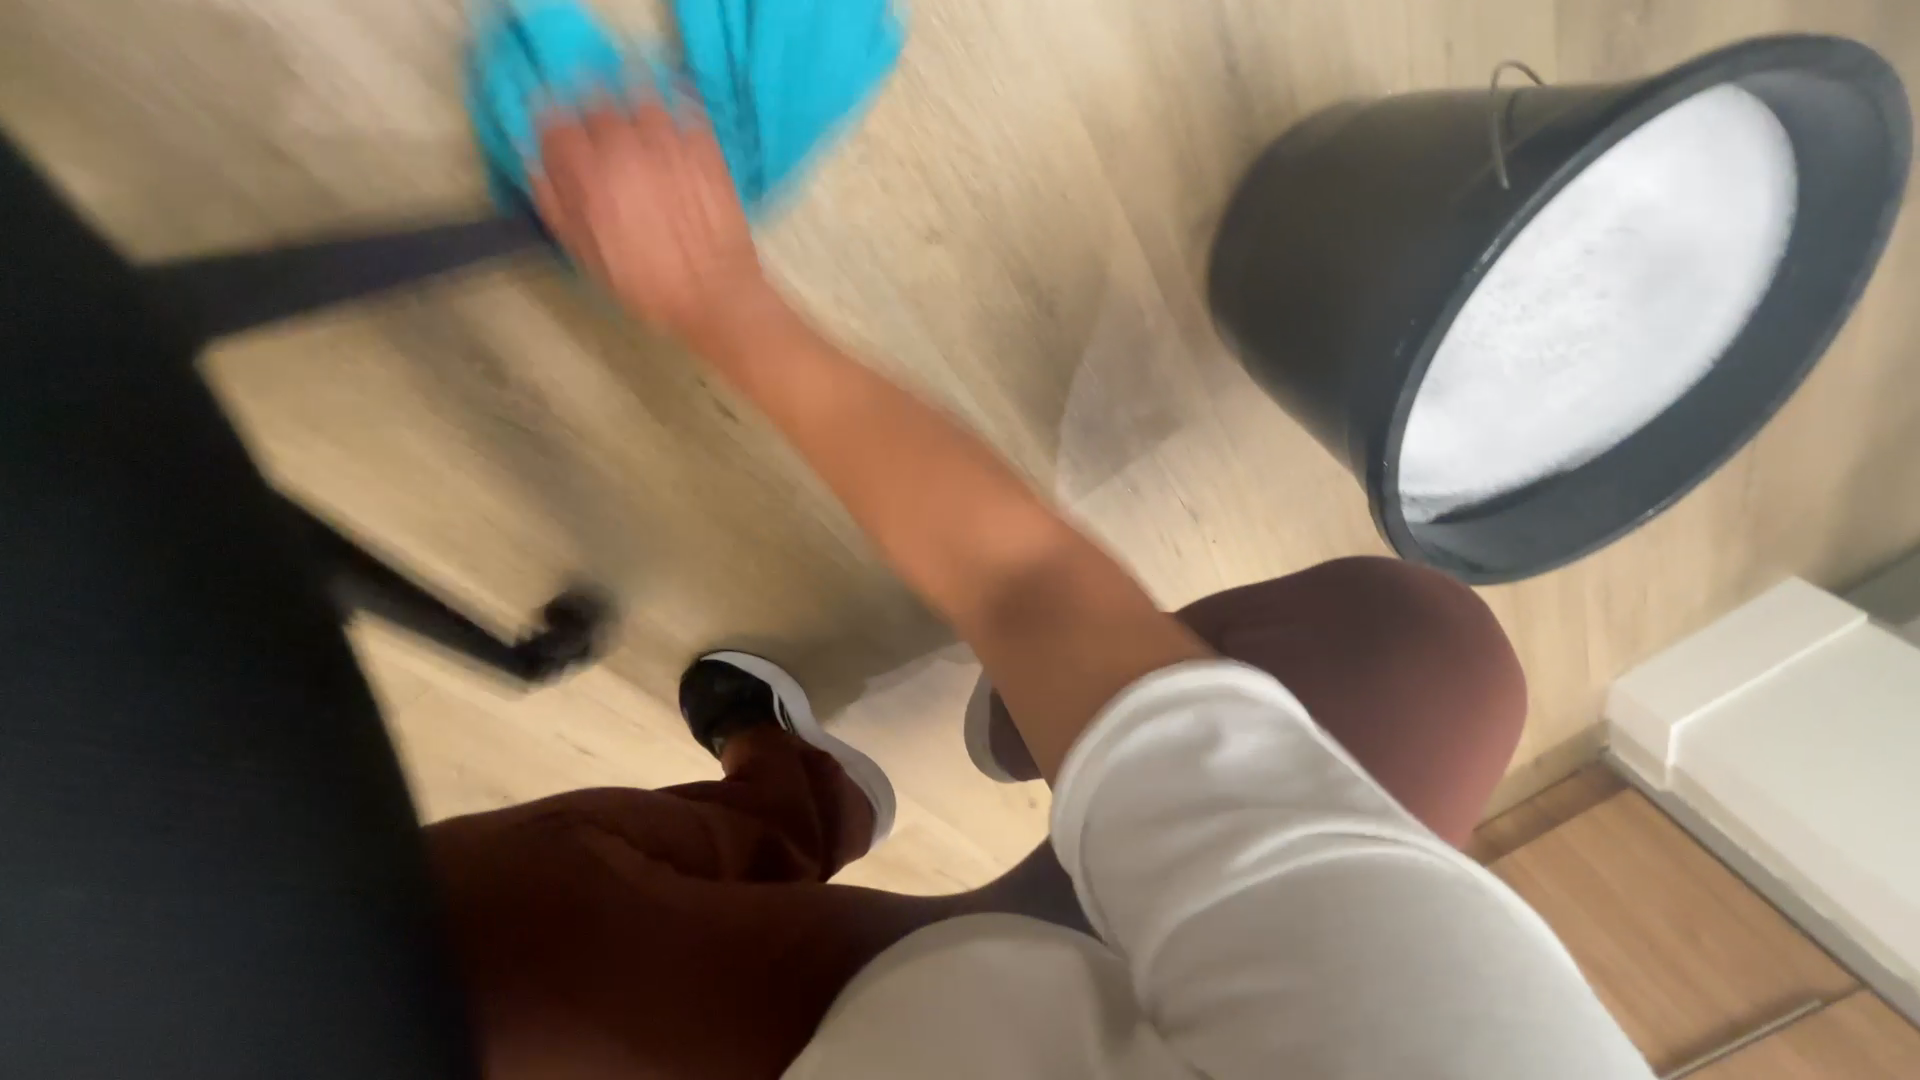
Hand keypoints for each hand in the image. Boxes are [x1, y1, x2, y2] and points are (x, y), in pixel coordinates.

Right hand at [533, 100, 771, 341]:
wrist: (718, 296)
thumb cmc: (651, 289)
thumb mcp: (591, 259)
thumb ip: (559, 209)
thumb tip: (539, 170)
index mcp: (589, 177)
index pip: (554, 124)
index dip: (556, 131)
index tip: (563, 142)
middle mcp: (625, 150)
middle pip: (595, 104)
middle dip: (593, 118)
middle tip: (603, 137)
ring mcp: (669, 146)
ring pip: (639, 99)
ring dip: (633, 109)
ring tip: (640, 130)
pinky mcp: (706, 150)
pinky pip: (685, 111)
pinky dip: (675, 111)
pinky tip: (674, 129)